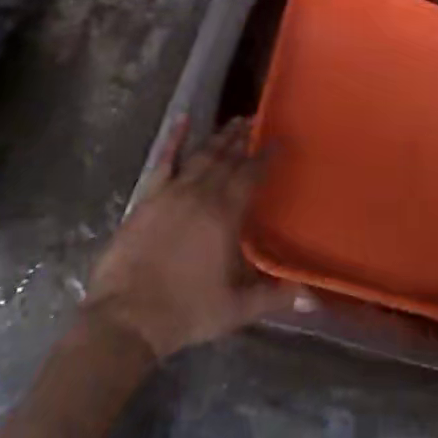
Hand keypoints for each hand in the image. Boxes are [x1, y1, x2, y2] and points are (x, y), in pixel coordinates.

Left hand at [83, 117, 304, 358]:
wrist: (127, 317)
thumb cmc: (186, 312)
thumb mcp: (236, 309)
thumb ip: (273, 297)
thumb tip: (310, 295)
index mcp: (225, 215)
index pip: (251, 175)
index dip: (266, 156)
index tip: (279, 140)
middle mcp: (202, 194)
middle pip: (227, 158)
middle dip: (244, 139)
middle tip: (257, 121)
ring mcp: (172, 192)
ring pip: (202, 155)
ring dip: (220, 137)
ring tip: (234, 121)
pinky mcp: (148, 196)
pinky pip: (165, 159)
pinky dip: (175, 138)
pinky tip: (182, 120)